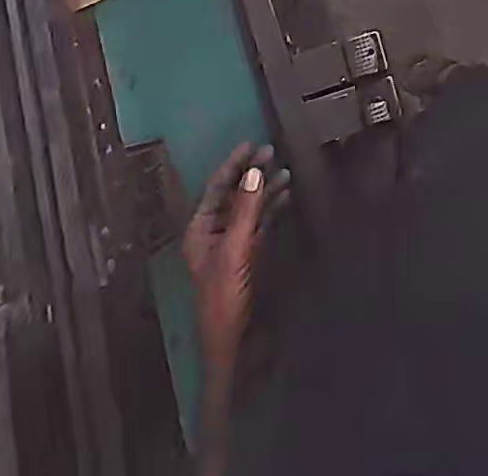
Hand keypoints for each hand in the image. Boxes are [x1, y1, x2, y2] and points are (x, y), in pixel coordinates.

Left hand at [182, 143, 287, 373]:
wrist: (235, 342)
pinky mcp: (252, 252)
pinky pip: (263, 221)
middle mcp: (216, 231)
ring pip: (251, 206)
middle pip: (235, 194)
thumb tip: (254, 172)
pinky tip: (287, 195)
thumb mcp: (234, 250)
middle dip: (251, 174)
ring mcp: (235, 241)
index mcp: (200, 230)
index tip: (250, 145)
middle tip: (272, 152)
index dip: (232, 166)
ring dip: (266, 189)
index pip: (216, 188)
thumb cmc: (224, 297)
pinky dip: (274, 207)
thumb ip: (245, 210)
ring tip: (286, 171)